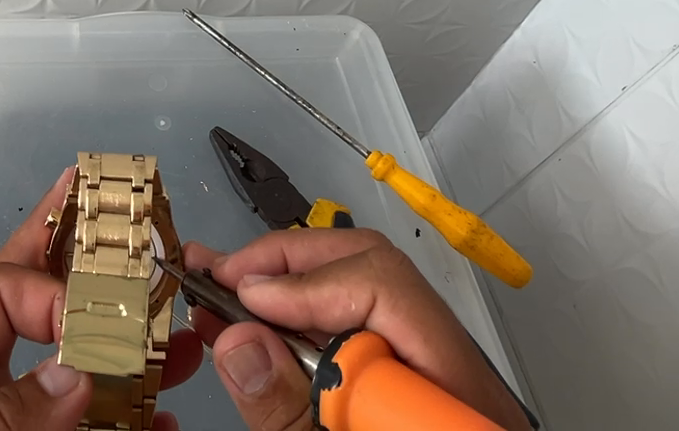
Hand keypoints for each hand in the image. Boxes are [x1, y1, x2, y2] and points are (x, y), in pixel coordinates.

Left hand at [0, 167, 202, 430]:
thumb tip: (74, 370)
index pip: (1, 294)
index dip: (53, 290)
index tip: (101, 316)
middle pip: (32, 302)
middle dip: (79, 261)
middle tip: (121, 218)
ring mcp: (5, 421)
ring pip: (69, 363)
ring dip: (124, 343)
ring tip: (173, 329)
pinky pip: (83, 426)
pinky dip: (125, 419)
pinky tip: (162, 417)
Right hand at [182, 229, 531, 430]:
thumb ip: (290, 414)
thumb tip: (236, 338)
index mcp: (458, 393)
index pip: (386, 290)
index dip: (308, 285)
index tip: (242, 299)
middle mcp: (453, 364)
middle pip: (375, 268)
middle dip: (288, 264)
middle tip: (220, 275)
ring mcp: (432, 367)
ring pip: (363, 286)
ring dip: (286, 282)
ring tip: (222, 284)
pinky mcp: (403, 379)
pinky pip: (353, 321)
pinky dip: (297, 314)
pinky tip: (252, 322)